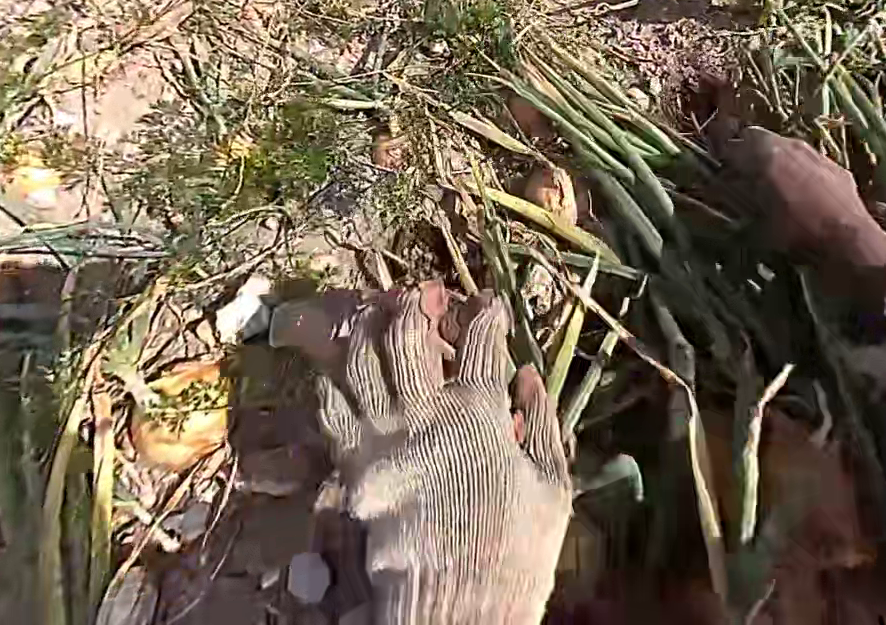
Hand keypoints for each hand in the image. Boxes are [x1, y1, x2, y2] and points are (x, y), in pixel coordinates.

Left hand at [278, 281, 570, 623]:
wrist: (457, 617)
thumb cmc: (515, 553)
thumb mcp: (552, 488)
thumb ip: (542, 424)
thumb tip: (528, 373)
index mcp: (478, 415)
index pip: (483, 342)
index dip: (488, 313)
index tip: (490, 303)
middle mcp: (427, 413)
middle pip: (410, 335)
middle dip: (416, 303)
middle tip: (422, 293)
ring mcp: (385, 437)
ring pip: (364, 360)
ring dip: (369, 328)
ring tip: (377, 312)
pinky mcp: (355, 466)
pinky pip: (334, 410)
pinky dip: (336, 382)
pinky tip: (342, 369)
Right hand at [719, 127, 885, 302]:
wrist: (849, 242)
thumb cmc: (794, 231)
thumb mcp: (754, 218)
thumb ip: (736, 195)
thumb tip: (719, 187)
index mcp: (762, 153)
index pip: (731, 142)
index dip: (722, 154)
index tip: (718, 167)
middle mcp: (788, 145)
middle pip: (757, 137)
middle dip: (747, 151)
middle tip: (742, 173)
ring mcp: (814, 153)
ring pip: (785, 147)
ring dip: (775, 159)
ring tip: (772, 183)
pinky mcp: (836, 167)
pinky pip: (809, 162)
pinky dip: (801, 171)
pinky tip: (803, 193)